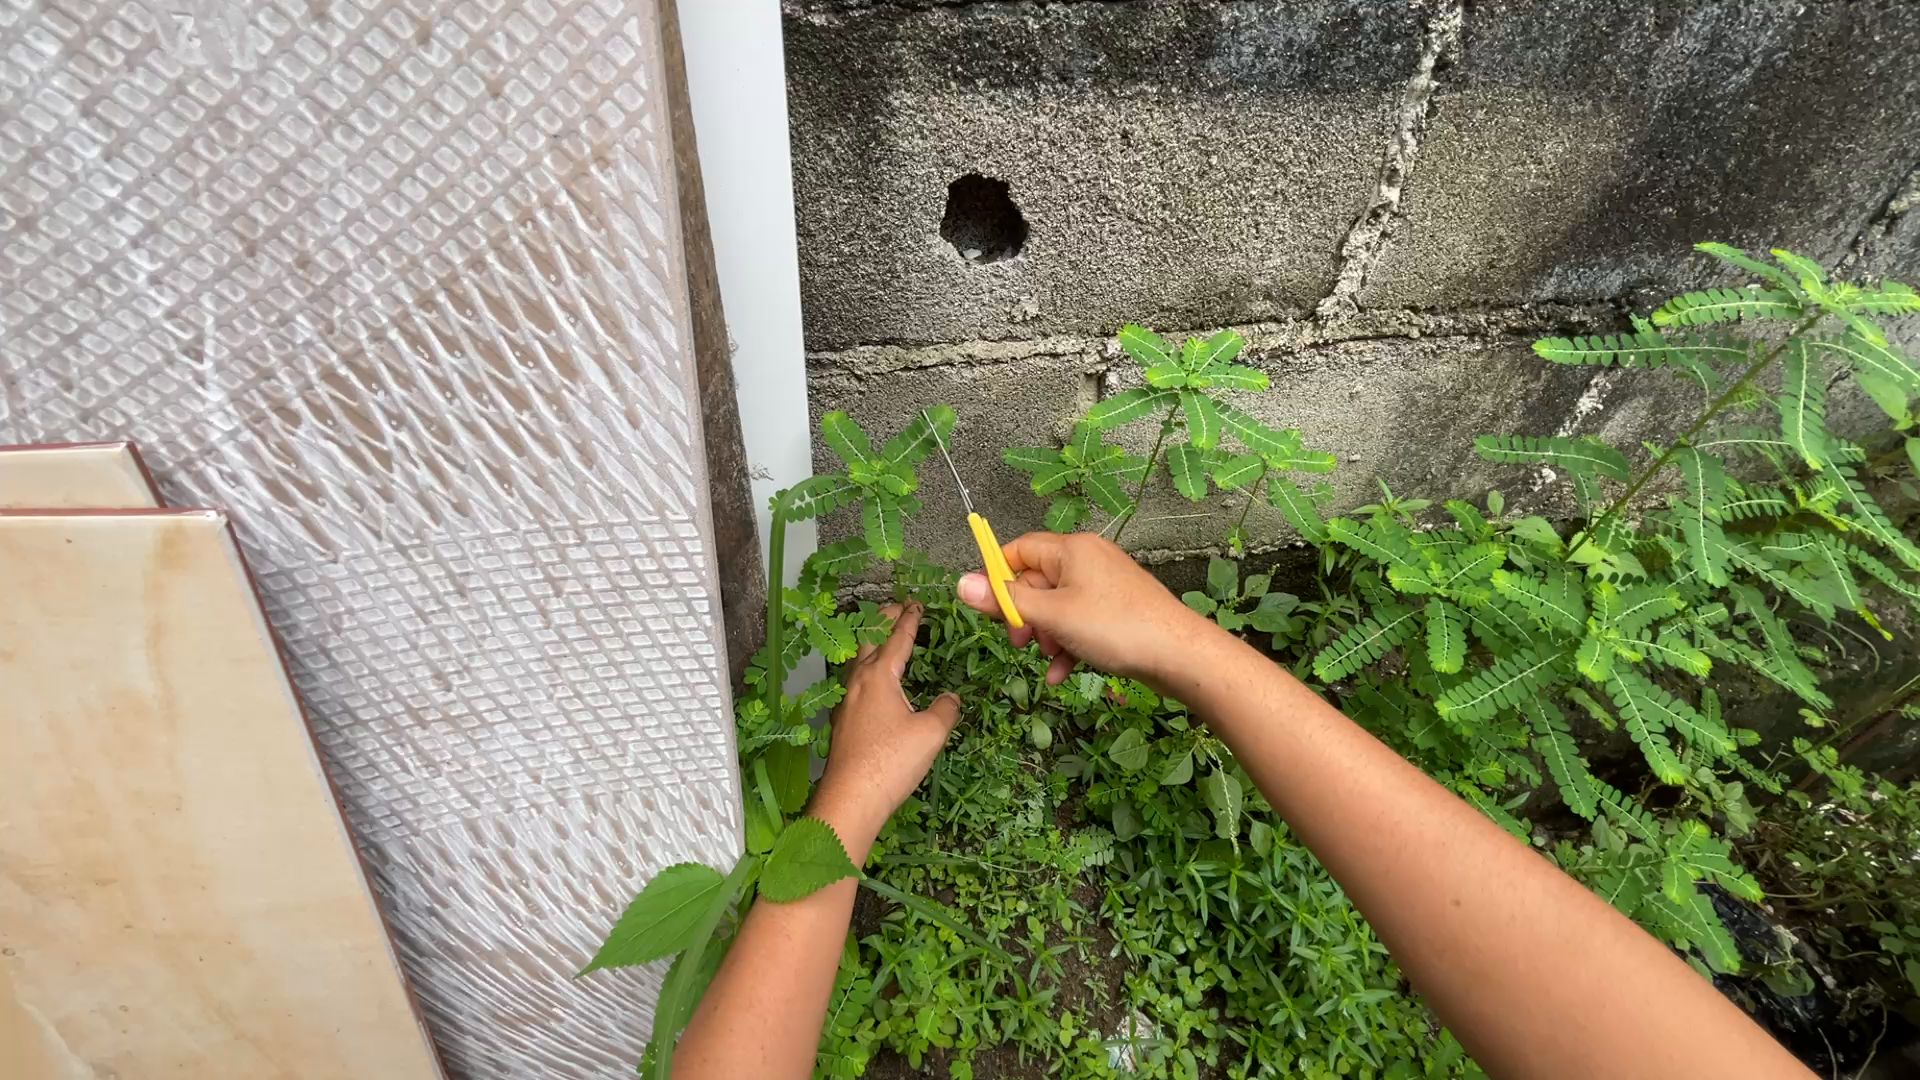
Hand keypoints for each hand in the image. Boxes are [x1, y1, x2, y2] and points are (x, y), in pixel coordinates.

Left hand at [809, 603, 960, 859]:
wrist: (851, 800)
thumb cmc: (892, 762)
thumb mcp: (930, 733)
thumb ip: (945, 709)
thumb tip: (951, 697)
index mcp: (879, 676)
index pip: (897, 638)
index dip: (909, 619)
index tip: (916, 604)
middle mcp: (857, 682)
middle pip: (869, 640)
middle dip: (883, 620)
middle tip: (897, 608)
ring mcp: (845, 702)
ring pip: (857, 661)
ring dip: (871, 643)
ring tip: (882, 638)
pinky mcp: (841, 722)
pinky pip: (854, 682)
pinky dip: (865, 668)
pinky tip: (870, 684)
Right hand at [956, 532, 1223, 690]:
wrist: (1180, 655)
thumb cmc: (1114, 626)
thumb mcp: (1052, 615)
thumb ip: (1006, 601)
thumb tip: (960, 583)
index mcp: (1071, 549)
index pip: (1019, 549)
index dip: (997, 576)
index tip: (987, 608)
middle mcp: (1087, 559)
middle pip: (1036, 580)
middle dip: (1024, 614)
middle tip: (1020, 642)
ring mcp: (1104, 585)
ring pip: (1057, 605)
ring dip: (1045, 634)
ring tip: (1048, 659)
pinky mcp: (1116, 610)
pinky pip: (1079, 621)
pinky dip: (1067, 644)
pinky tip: (1063, 674)